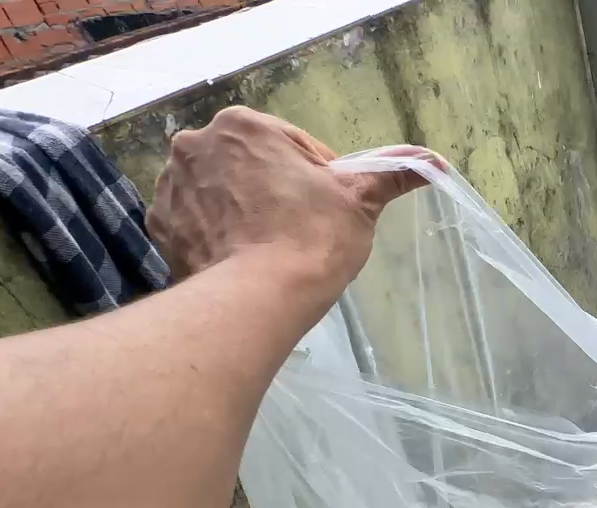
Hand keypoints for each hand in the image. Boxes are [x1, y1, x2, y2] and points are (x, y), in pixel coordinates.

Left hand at [148, 106, 434, 298]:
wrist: (262, 292)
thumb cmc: (316, 237)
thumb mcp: (362, 202)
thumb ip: (392, 175)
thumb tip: (435, 160)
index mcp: (248, 126)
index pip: (298, 149)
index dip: (323, 183)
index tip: (332, 213)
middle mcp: (198, 140)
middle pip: (256, 165)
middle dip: (279, 191)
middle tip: (306, 231)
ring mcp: (172, 179)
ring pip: (224, 190)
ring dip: (248, 210)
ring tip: (275, 247)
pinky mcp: (161, 219)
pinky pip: (197, 219)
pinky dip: (219, 234)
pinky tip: (246, 257)